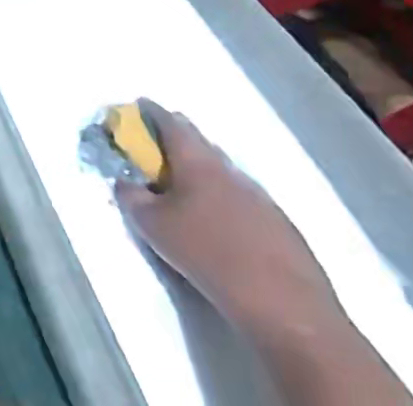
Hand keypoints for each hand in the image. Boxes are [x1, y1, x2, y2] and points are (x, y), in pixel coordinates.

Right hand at [115, 101, 339, 328]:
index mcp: (198, 163)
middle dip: (176, 138)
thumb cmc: (206, 252)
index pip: (172, 124)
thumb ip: (130, 193)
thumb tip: (126, 181)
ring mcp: (263, 198)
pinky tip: (215, 216)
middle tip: (154, 144)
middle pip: (201, 143)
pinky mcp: (281, 225)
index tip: (137, 106)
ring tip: (181, 183)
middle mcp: (232, 172)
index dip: (151, 112)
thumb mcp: (149, 223)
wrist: (286, 307)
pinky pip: (242, 196)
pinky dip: (221, 194)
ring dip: (200, 168)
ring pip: (224, 170)